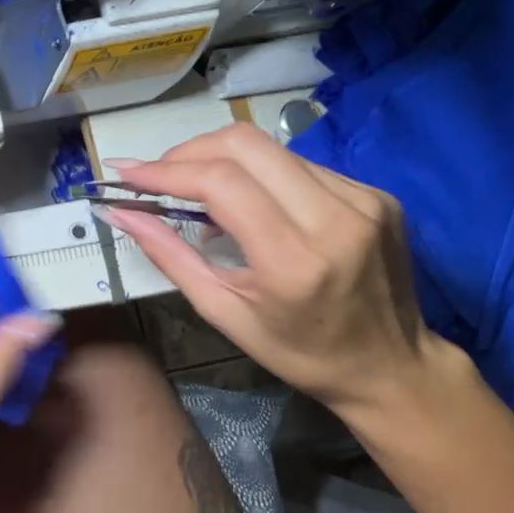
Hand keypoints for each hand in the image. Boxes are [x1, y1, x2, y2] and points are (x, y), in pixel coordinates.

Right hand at [96, 124, 467, 417]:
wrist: (394, 367)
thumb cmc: (298, 351)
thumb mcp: (222, 312)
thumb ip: (169, 255)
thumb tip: (118, 212)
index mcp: (294, 260)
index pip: (222, 184)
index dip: (167, 171)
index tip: (126, 173)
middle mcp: (335, 218)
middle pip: (246, 145)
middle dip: (189, 152)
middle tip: (158, 175)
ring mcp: (363, 200)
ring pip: (272, 149)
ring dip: (222, 159)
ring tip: (196, 189)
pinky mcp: (377, 194)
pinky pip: (300, 165)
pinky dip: (260, 174)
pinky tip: (248, 201)